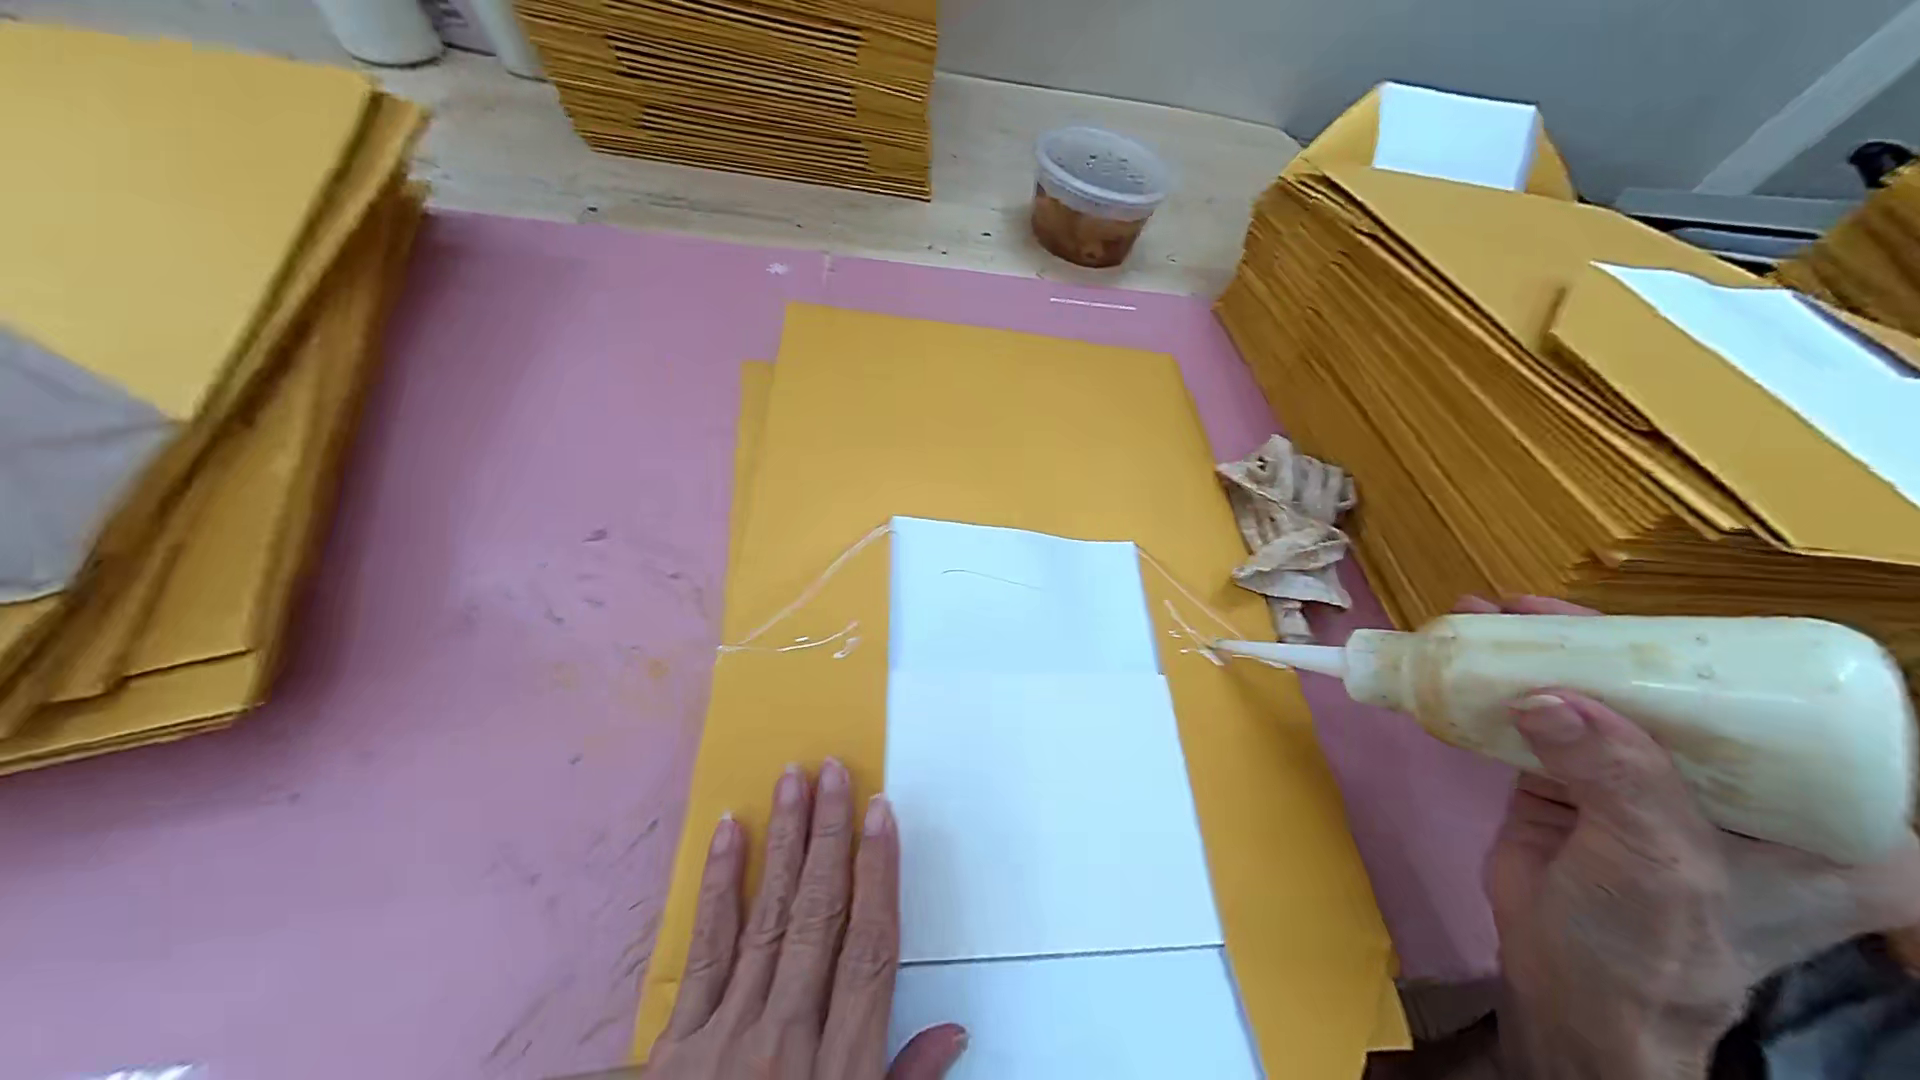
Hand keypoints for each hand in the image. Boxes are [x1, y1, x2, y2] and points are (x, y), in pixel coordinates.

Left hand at [644, 759, 964, 1079]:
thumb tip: (954, 1029)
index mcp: (841, 1071)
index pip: (871, 948)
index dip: (880, 873)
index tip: (882, 813)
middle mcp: (785, 1042)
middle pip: (818, 916)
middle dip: (830, 837)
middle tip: (833, 772)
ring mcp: (723, 1039)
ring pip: (766, 917)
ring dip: (783, 843)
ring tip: (790, 782)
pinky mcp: (673, 1046)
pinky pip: (705, 951)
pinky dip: (720, 887)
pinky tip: (731, 835)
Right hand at [1460, 596, 1919, 1078]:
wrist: (1568, 991)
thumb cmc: (1650, 945)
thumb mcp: (1658, 865)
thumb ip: (1617, 778)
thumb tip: (1540, 695)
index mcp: (1826, 818)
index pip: (1782, 715)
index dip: (1710, 659)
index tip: (1631, 623)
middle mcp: (1744, 793)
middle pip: (1672, 697)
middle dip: (1599, 647)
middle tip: (1531, 609)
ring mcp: (1653, 786)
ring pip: (1601, 704)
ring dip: (1541, 660)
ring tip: (1485, 617)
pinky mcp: (1582, 783)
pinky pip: (1550, 726)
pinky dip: (1508, 693)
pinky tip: (1471, 661)